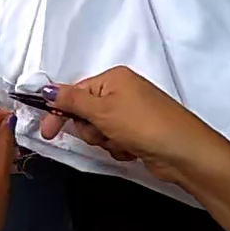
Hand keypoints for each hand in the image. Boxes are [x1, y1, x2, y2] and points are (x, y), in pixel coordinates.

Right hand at [36, 66, 229, 184]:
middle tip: (102, 134)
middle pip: (84, 113)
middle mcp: (122, 92)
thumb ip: (70, 101)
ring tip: (122, 142)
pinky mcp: (137, 133)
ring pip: (97, 130)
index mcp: (113, 78)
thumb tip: (46, 89)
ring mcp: (130, 113)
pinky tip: (131, 149)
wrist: (183, 153)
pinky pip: (112, 140)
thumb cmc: (145, 125)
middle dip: (90, 129)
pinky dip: (117, 148)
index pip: (74, 92)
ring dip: (104, 140)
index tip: (47, 132)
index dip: (59, 112)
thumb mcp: (102, 111)